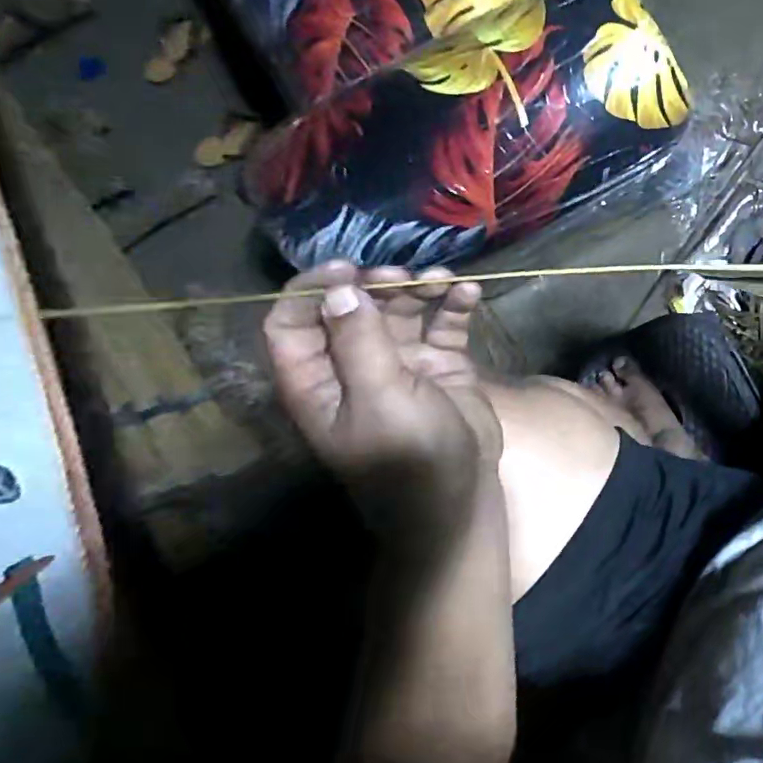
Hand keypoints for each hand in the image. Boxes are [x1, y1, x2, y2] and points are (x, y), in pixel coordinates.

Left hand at [265, 262, 502, 523]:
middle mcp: (355, 366)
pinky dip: (455, 305)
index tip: (347, 268)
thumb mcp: (379, 400)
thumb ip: (359, 343)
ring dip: (420, 289)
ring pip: (402, 311)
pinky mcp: (442, 365)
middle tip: (403, 275)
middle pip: (354, 309)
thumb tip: (340, 290)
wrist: (461, 495)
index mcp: (318, 380)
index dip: (311, 290)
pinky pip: (445, 325)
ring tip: (444, 279)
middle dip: (376, 285)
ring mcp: (402, 364)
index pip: (292, 324)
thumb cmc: (408, 456)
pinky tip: (469, 292)